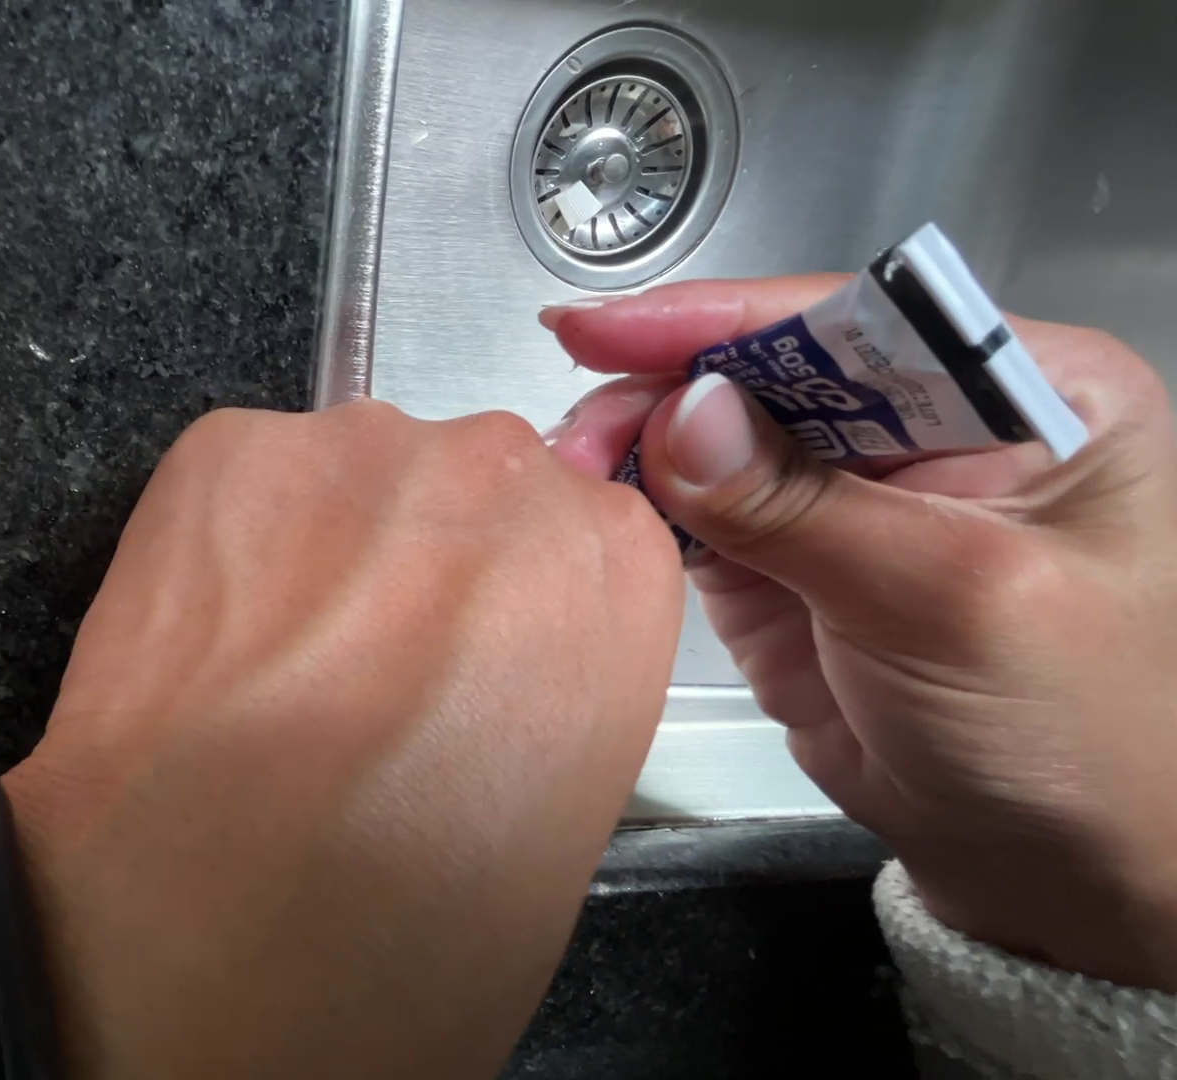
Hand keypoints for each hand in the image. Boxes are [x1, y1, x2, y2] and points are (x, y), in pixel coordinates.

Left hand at [2, 401, 682, 1079]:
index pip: (563, 533)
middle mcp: (491, 470)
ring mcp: (352, 446)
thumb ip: (537, 686)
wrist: (200, 909)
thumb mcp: (543, 820)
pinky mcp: (225, 448)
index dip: (497, 599)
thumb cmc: (394, 918)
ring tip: (266, 650)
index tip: (450, 644)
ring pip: (347, 475)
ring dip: (316, 543)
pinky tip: (208, 625)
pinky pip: (244, 475)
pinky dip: (226, 534)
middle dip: (412, 557)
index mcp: (601, 561)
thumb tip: (478, 661)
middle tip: (351, 654)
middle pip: (455, 487)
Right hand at [546, 279, 1176, 989]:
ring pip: (698, 432)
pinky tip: (594, 499)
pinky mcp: (764, 544)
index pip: (839, 323)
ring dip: (627, 443)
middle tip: (581, 434)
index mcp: (1010, 394)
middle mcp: (907, 426)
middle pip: (749, 370)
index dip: (709, 320)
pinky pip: (678, 499)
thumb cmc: (1073, 730)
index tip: (601, 328)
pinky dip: (629, 496)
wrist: (1029, 844)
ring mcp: (825, 488)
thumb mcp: (949, 602)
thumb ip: (806, 505)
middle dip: (652, 391)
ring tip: (573, 468)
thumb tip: (683, 417)